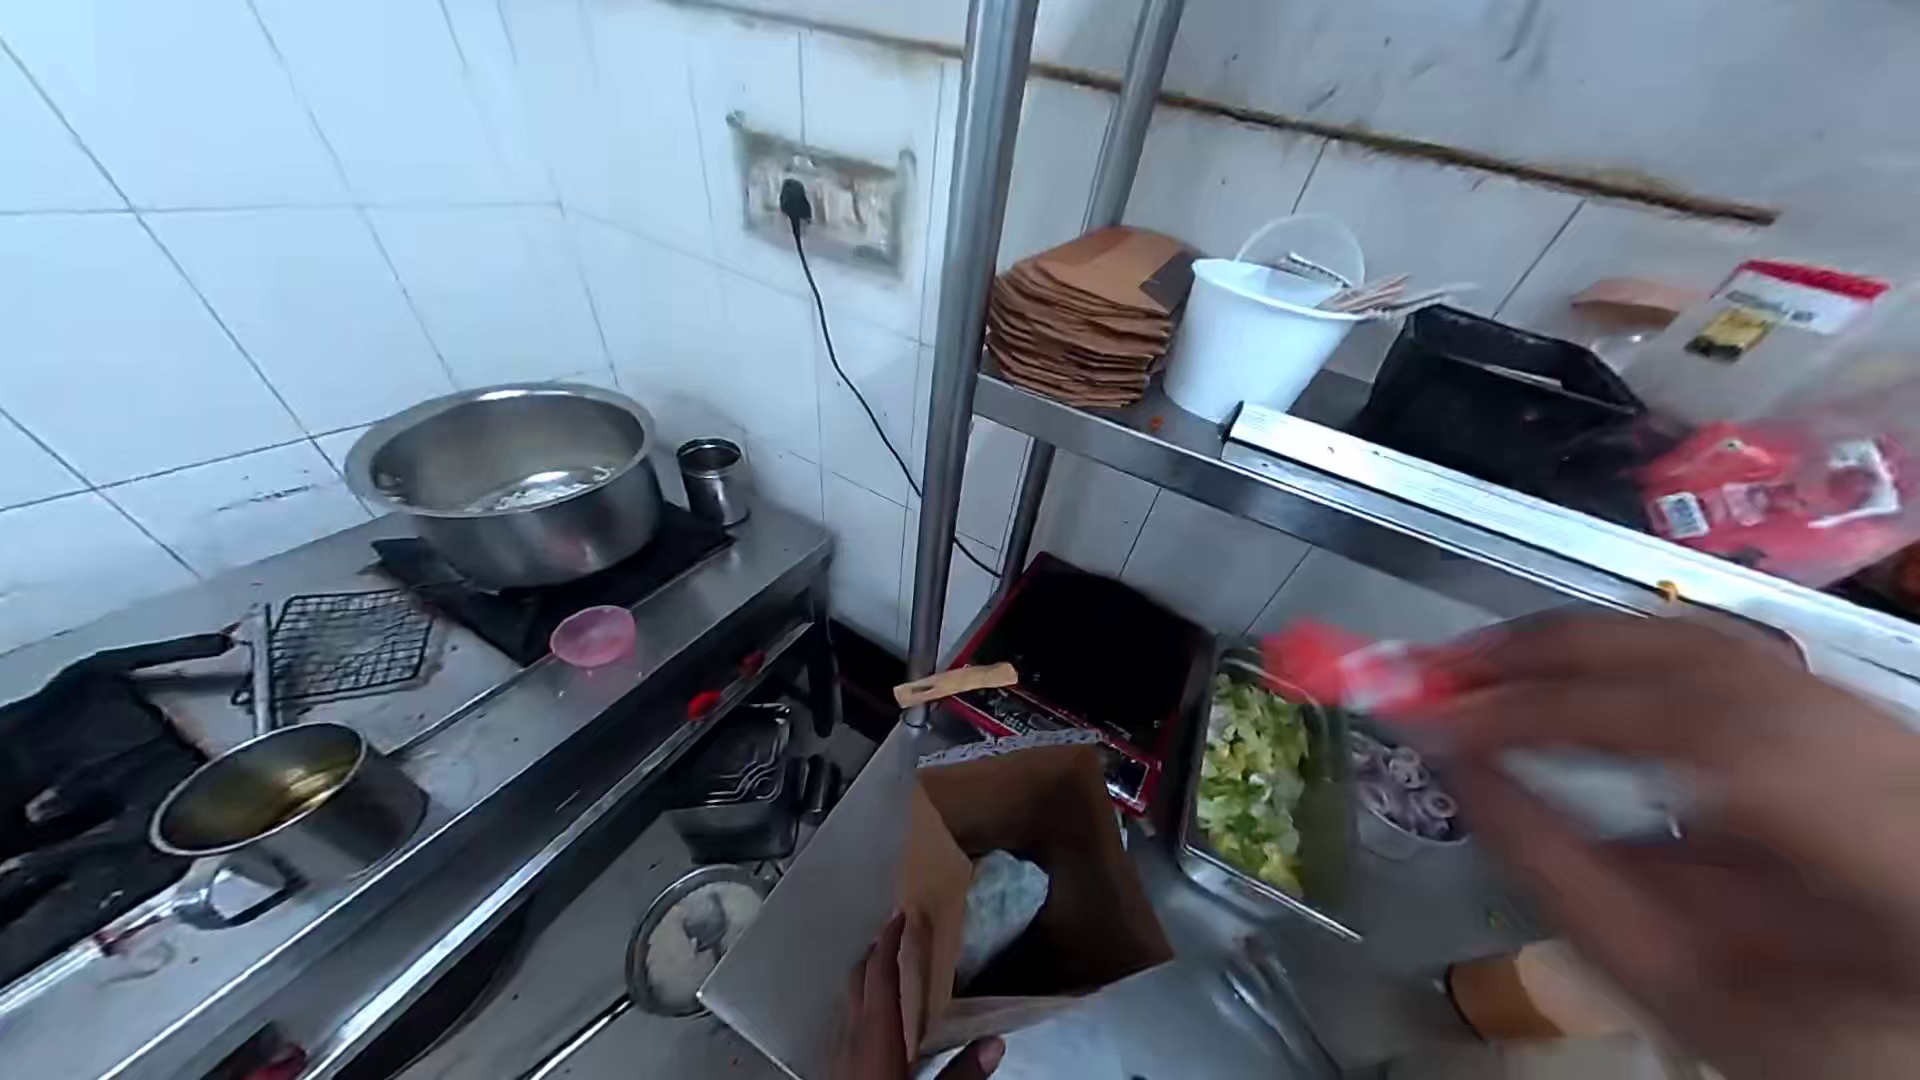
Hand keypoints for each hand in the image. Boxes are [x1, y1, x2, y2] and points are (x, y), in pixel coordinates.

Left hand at [836, 911, 1004, 1079]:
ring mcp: (838, 1059)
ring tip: (889, 967)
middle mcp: (851, 1040)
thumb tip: (996, 1042)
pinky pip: (848, 1024)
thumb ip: (962, 1075)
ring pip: (850, 1002)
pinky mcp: (837, 1075)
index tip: (901, 914)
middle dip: (875, 952)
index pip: (880, 975)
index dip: (889, 941)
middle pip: (857, 981)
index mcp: (874, 1037)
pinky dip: (863, 1004)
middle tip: (895, 931)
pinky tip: (878, 1019)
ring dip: (868, 978)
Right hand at [1429, 613, 1919, 1079]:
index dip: (1559, 712)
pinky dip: (1604, 649)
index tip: (1450, 719)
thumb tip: (1446, 755)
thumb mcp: (1666, 975)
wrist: (1896, 1012)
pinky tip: (1543, 670)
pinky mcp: (1837, 716)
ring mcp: (1884, 734)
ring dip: (1567, 644)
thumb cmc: (1790, 1023)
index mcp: (1903, 865)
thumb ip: (1546, 864)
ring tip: (1476, 666)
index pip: (1715, 740)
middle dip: (1549, 652)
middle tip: (1444, 670)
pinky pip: (1708, 652)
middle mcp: (1911, 774)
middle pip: (1709, 659)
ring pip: (1703, 641)